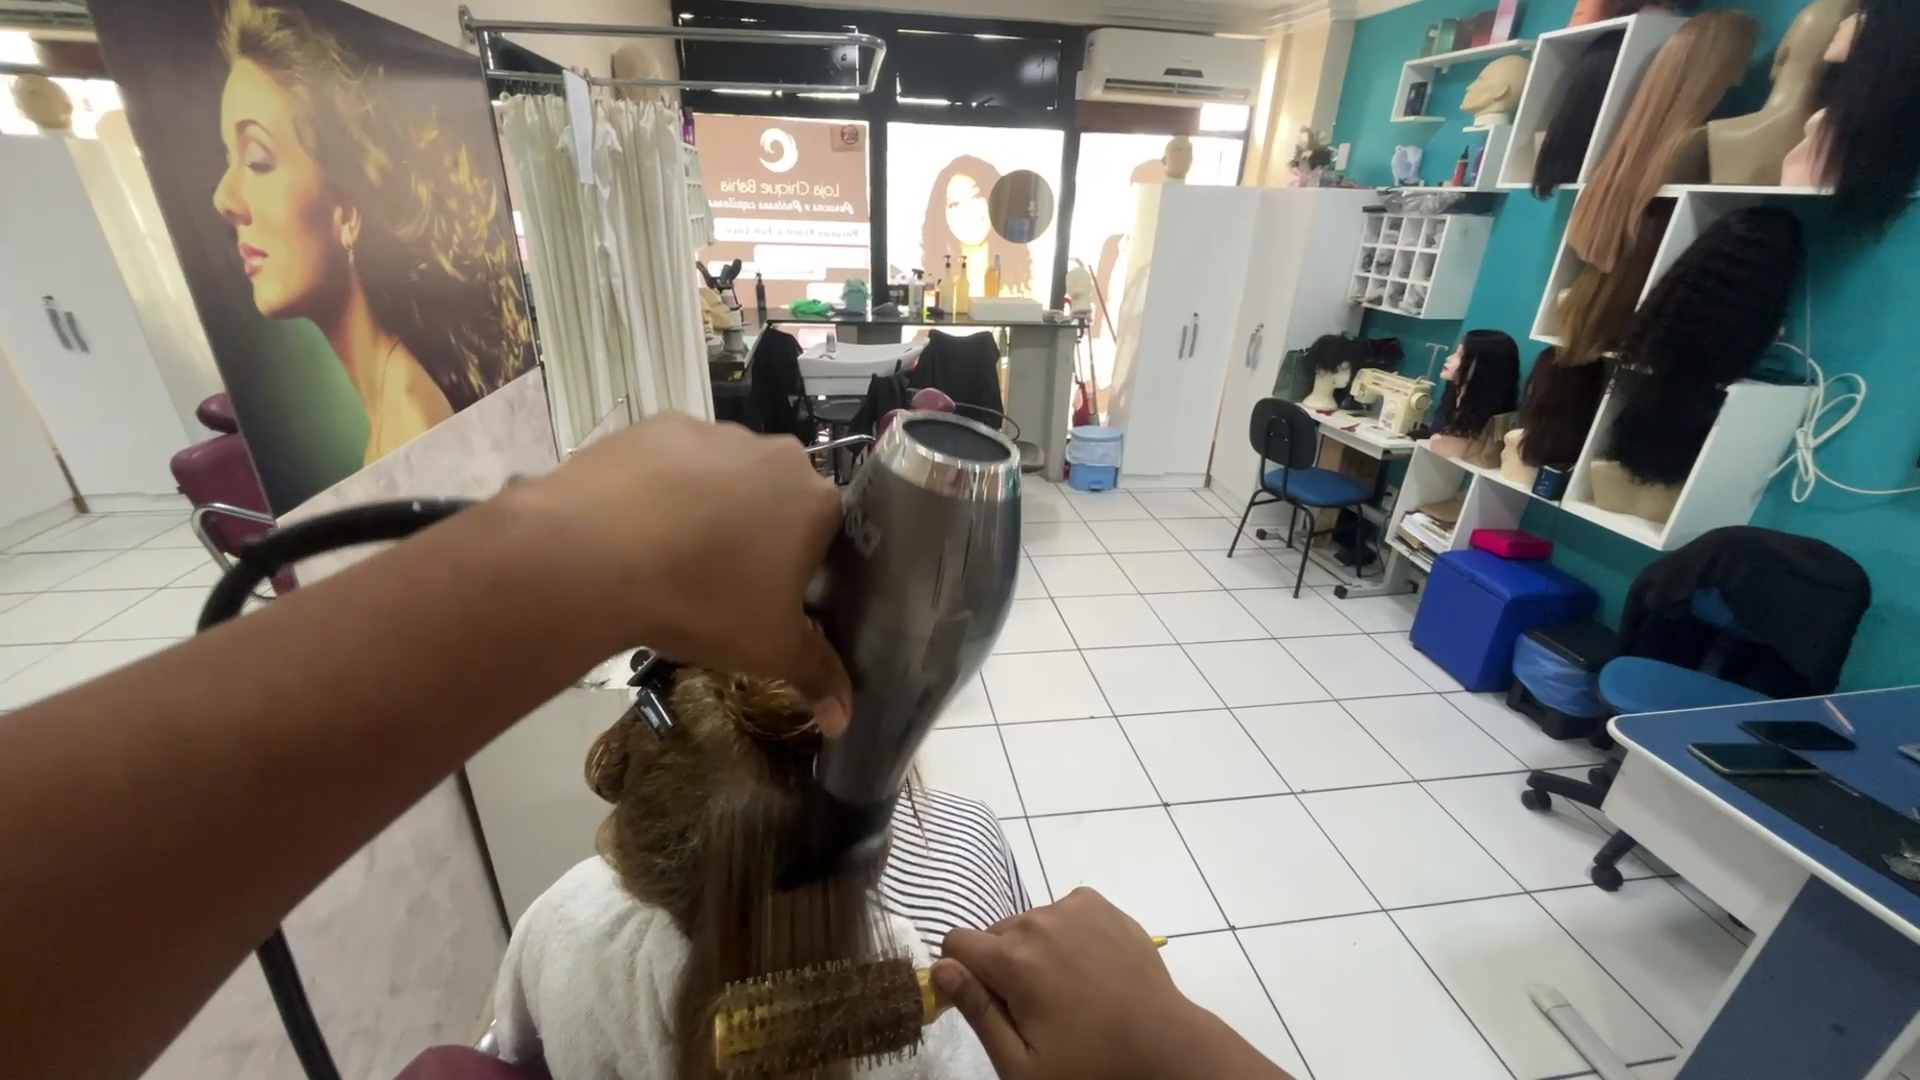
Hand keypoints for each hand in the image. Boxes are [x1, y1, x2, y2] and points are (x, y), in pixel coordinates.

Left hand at [510, 411, 851, 732]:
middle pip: (779, 495)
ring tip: (673, 550)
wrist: (593, 557)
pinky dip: (665, 483)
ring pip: (728, 473)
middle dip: (760, 529)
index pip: (828, 530)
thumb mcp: (768, 649)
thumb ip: (817, 676)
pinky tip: (638, 522)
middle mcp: (777, 455)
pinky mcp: (659, 425)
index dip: (803, 562)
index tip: (772, 590)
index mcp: (816, 502)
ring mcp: (716, 434)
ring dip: (713, 504)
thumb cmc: (702, 601)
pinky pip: (675, 457)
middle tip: (723, 575)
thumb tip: (845, 720)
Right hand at [932, 888, 1208, 1079]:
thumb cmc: (1090, 1066)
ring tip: (1070, 988)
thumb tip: (939, 968)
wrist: (1166, 1048)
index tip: (987, 1002)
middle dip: (1003, 965)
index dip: (961, 973)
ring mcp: (1070, 905)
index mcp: (1012, 958)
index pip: (955, 943)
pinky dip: (1065, 933)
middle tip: (1038, 1007)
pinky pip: (1061, 912)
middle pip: (995, 935)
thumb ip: (977, 1011)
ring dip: (1036, 949)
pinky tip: (1088, 965)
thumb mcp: (1023, 1066)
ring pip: (1029, 923)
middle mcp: (1036, 919)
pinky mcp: (1097, 902)